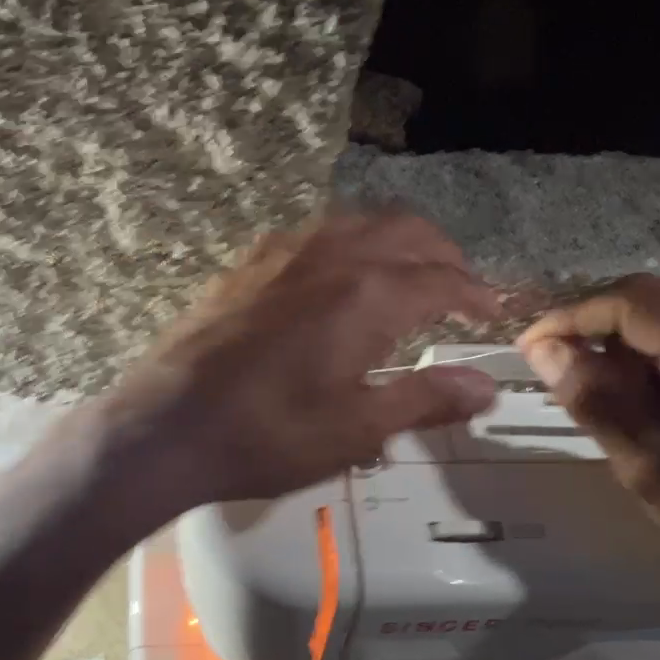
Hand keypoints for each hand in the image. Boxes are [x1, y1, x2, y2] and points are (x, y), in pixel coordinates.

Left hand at [103, 213, 499, 505]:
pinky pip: (312, 235)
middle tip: (460, 287)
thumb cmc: (268, 435)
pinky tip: (335, 275)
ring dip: (395, 241)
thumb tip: (485, 387)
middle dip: (443, 255)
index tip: (493, 312)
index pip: (442, 280)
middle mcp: (331, 258)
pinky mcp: (245, 266)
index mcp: (368, 296)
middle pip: (406, 232)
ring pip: (357, 223)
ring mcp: (282, 255)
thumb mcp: (355, 429)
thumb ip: (424, 401)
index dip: (476, 294)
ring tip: (407, 273)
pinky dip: (346, 244)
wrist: (166, 427)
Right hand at [516, 275, 659, 588]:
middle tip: (569, 383)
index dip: (571, 317)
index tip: (531, 345)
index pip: (633, 302)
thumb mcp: (650, 467)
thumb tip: (545, 352)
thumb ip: (596, 401)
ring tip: (620, 407)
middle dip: (604, 339)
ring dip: (639, 354)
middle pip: (659, 305)